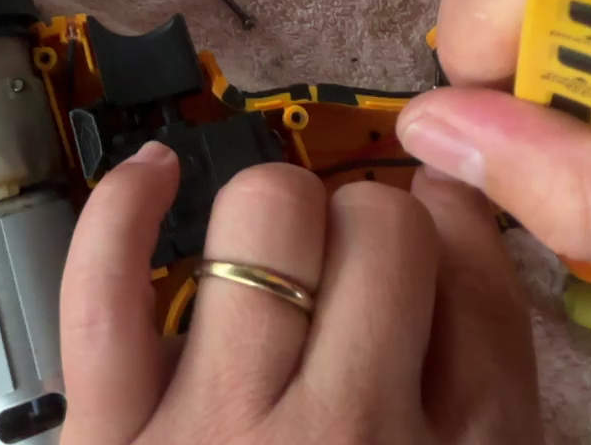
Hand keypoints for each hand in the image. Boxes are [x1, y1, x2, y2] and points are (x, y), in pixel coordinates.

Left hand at [59, 143, 538, 444]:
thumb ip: (484, 380)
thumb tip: (448, 216)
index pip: (476, 285)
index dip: (451, 232)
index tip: (428, 220)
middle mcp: (353, 441)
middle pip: (378, 230)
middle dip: (369, 224)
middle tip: (347, 270)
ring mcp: (218, 432)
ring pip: (265, 218)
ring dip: (279, 208)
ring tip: (275, 249)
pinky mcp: (107, 440)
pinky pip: (106, 285)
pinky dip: (122, 209)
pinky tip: (153, 172)